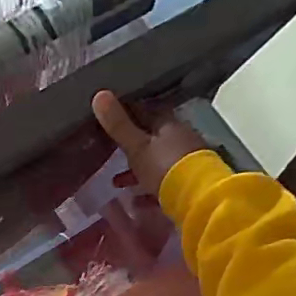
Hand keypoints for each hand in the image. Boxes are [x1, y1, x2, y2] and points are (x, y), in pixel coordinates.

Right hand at [91, 91, 207, 196]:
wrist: (196, 197)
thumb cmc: (164, 166)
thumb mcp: (137, 147)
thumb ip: (118, 125)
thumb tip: (99, 94)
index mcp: (167, 124)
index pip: (145, 111)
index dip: (127, 112)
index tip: (110, 115)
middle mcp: (178, 138)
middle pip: (151, 137)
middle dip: (131, 145)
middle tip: (110, 151)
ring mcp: (184, 160)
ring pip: (156, 161)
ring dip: (137, 170)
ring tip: (117, 182)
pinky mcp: (186, 183)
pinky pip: (162, 183)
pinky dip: (148, 188)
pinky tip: (135, 200)